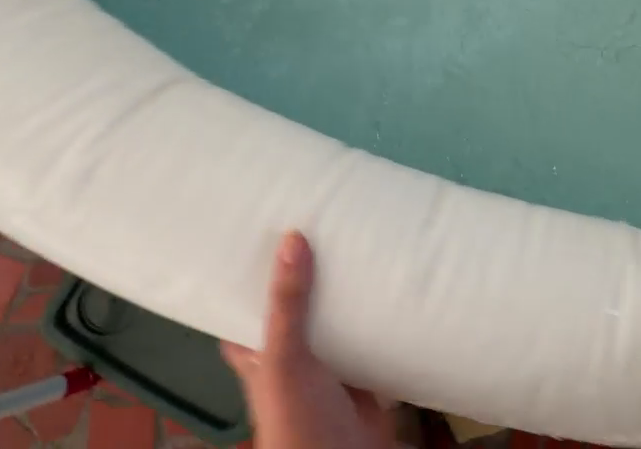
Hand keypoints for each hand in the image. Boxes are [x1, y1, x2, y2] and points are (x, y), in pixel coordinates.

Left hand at [221, 232, 396, 448]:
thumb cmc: (296, 420)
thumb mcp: (284, 361)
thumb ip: (288, 304)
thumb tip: (293, 236)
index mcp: (259, 354)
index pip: (243, 307)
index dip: (249, 274)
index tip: (264, 230)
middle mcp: (292, 356)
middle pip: (297, 305)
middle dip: (311, 271)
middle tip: (327, 219)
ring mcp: (329, 365)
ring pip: (336, 318)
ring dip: (348, 290)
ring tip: (365, 237)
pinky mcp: (364, 373)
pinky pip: (371, 335)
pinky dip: (382, 314)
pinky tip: (396, 282)